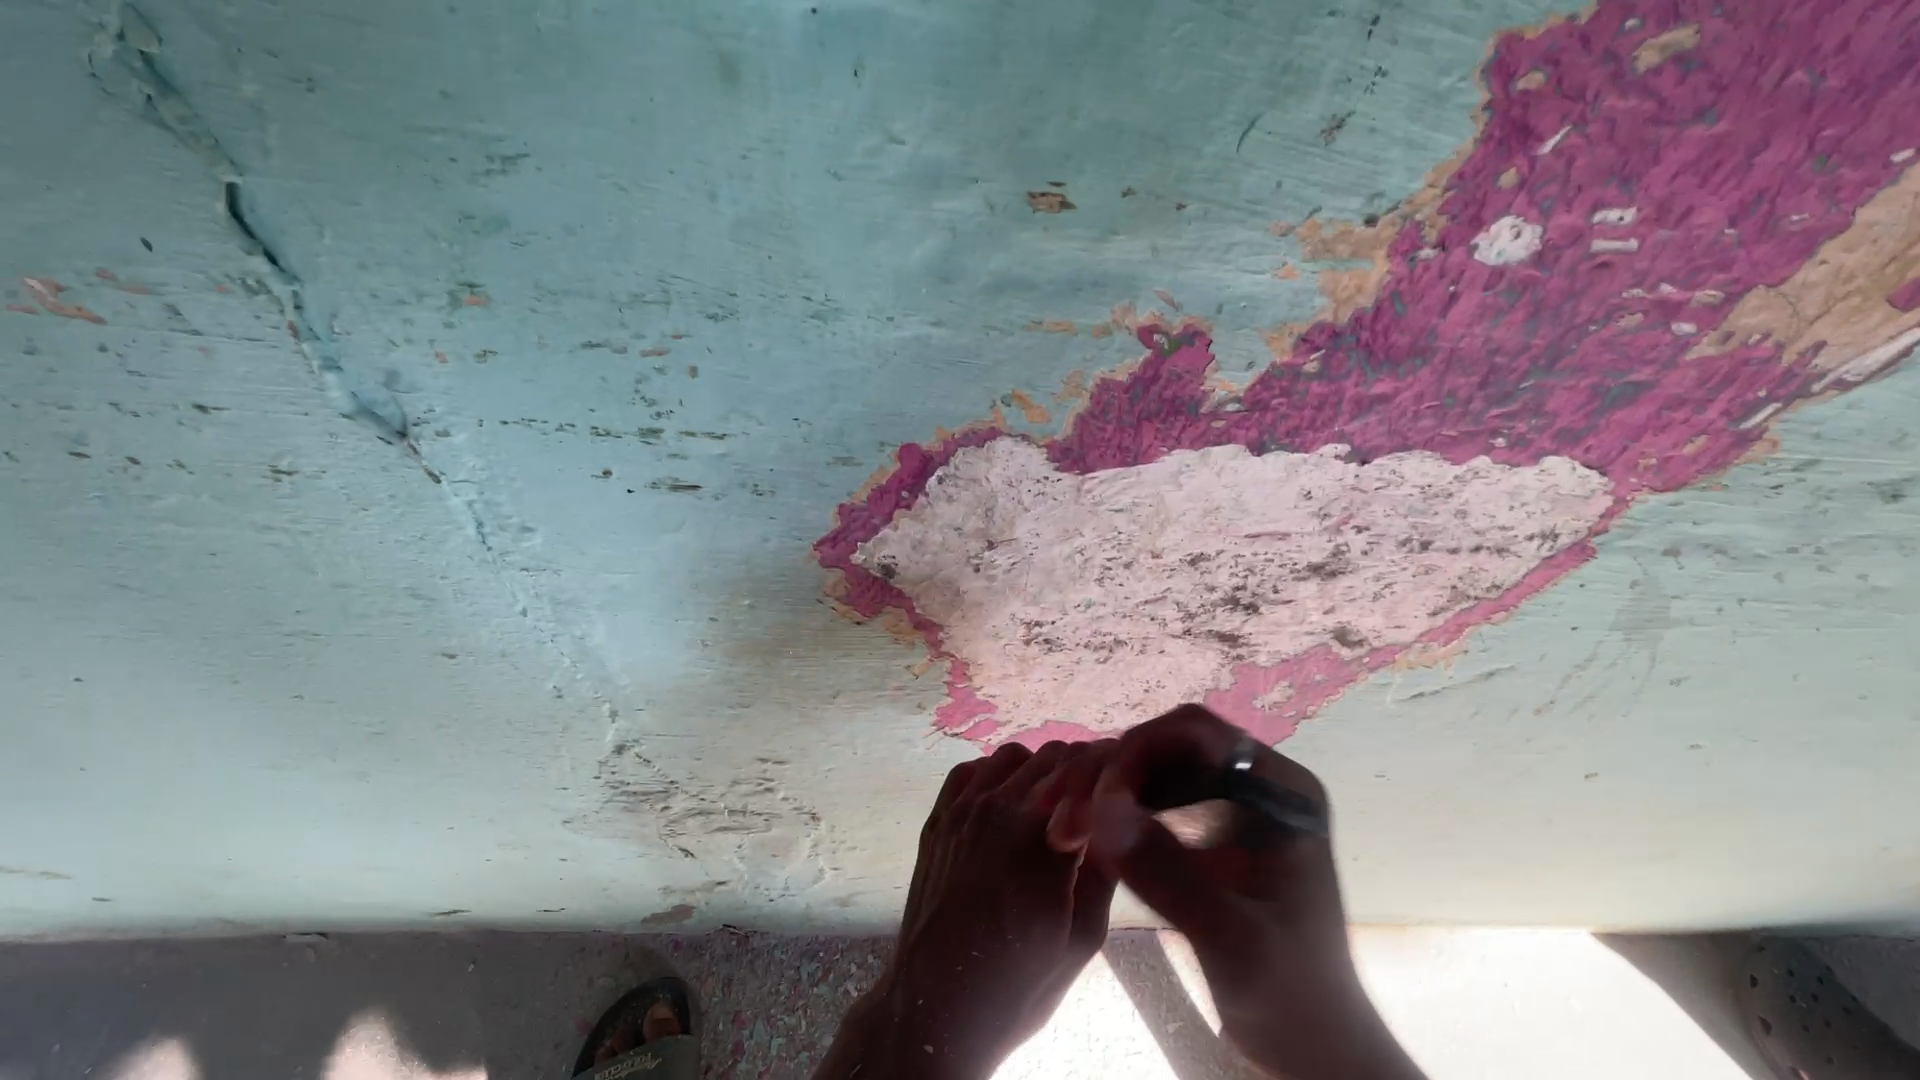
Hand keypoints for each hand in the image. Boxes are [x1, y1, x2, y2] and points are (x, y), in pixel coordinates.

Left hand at [813, 741, 1116, 1079]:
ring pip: (1014, 756)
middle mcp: (1000, 811)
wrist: (937, 1006)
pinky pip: (971, 769)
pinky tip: (1009, 801)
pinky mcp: (938, 820)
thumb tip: (1119, 820)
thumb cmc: (1018, 984)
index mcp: (1042, 840)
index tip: (1129, 775)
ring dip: (1042, 767)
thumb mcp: (1082, 938)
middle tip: (1100, 791)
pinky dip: (997, 773)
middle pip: (1056, 757)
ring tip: (1056, 799)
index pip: (1089, 774)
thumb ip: (1103, 870)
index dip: (1115, 768)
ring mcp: (962, 811)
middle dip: (1084, 767)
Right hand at [1053, 705, 1424, 1079]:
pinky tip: (1086, 843)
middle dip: (1112, 770)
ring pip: (1151, 769)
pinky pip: (1148, 800)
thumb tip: (1101, 808)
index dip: (1139, 750)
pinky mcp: (1206, 832)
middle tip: (1066, 817)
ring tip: (1066, 830)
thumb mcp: (1230, 940)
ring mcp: (1228, 806)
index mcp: (1280, 791)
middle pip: (1167, 744)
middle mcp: (1255, 783)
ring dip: (1105, 791)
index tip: (1095, 797)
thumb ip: (1169, 874)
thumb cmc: (1289, 996)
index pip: (1198, 733)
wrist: (1310, 1045)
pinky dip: (1114, 815)